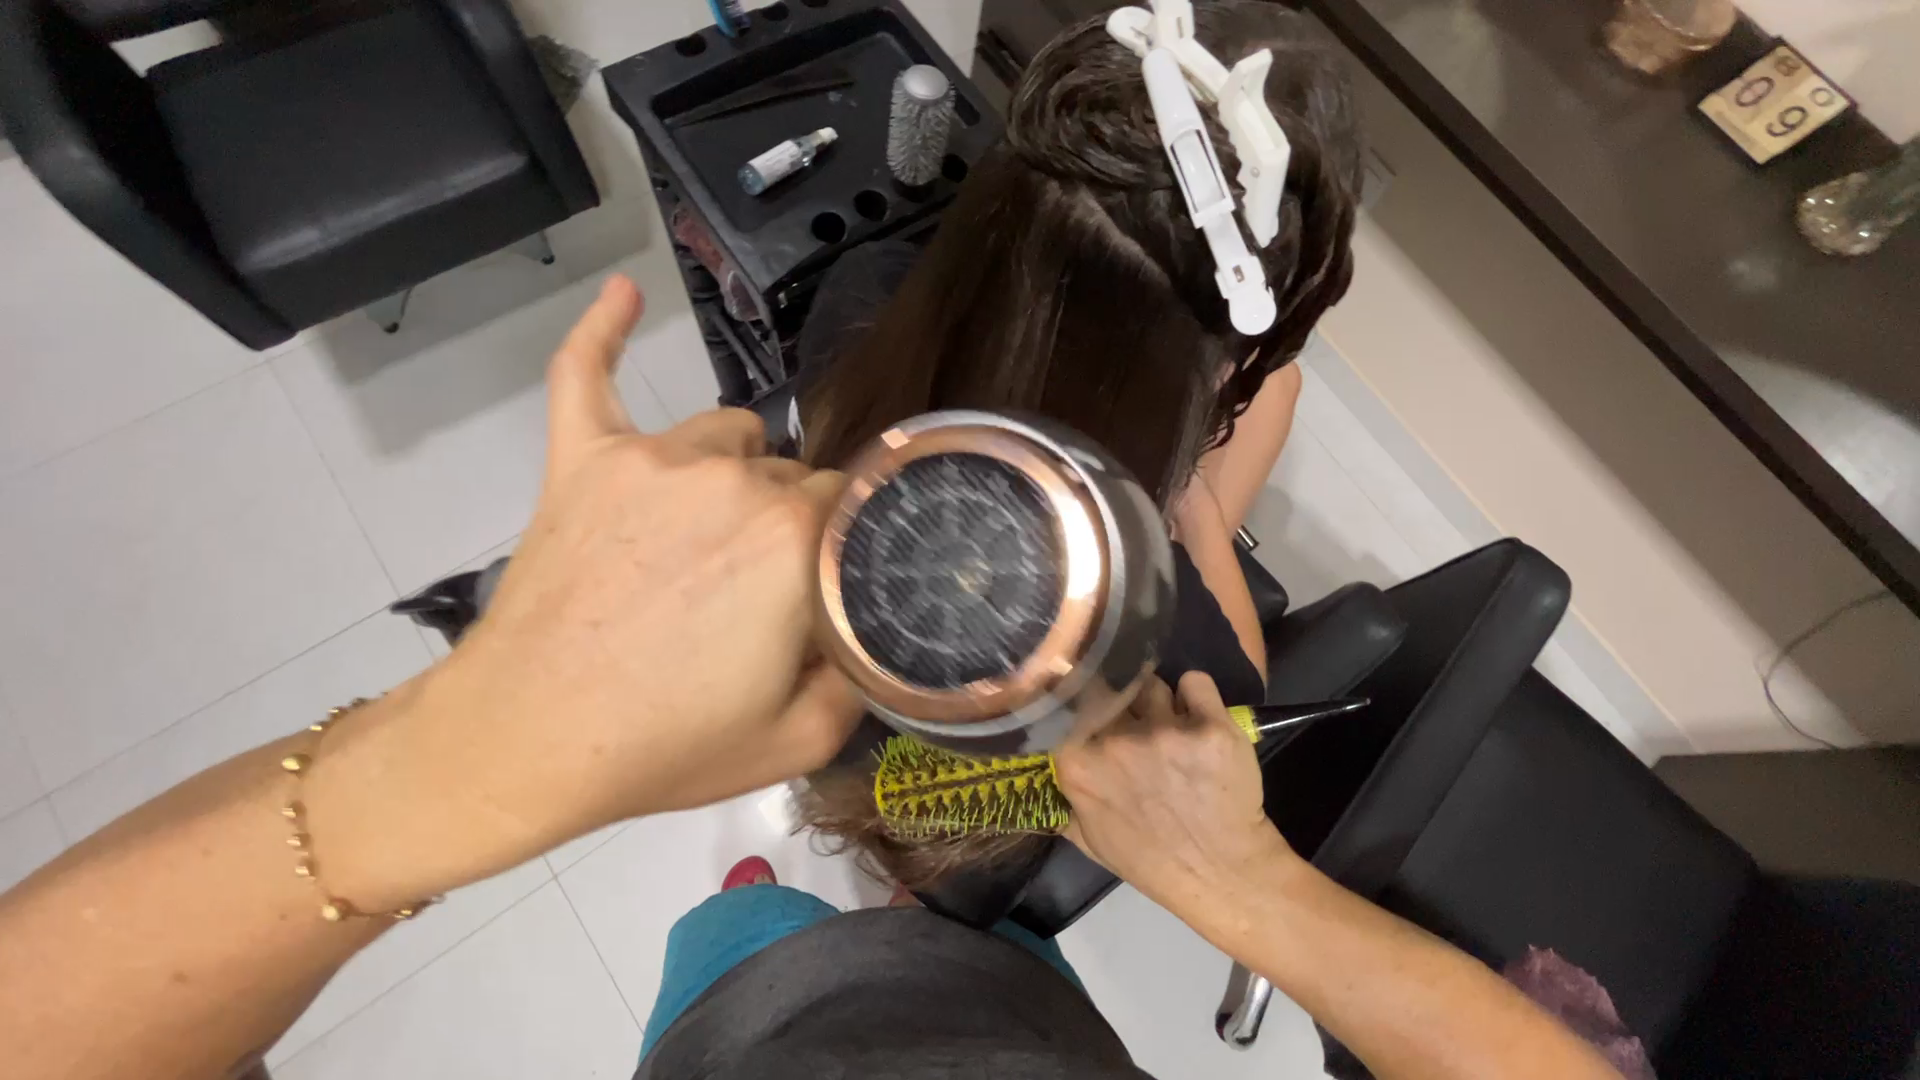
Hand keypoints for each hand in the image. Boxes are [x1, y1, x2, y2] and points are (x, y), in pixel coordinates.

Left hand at [308, 276, 863, 902]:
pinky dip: (605, 335)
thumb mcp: (800, 741)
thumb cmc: (667, 747)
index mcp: (792, 542)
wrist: (524, 747)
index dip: (845, 547)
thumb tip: (868, 626)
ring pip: (731, 434)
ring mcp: (653, 459)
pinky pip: (590, 373)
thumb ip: (860, 675)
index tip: (830, 583)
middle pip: (794, 474)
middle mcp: (732, 480)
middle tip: (761, 592)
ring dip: (738, 471)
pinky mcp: (583, 456)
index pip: (852, 506)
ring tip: (711, 529)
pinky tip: (624, 296)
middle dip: (793, 525)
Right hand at [1054, 673, 1296, 915]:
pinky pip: (1196, 682)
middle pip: (1111, 687)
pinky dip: (1197, 694)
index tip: (1093, 710)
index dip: (1083, 703)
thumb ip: (1056, 799)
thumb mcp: (1086, 838)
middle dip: (1120, 698)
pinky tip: (1199, 714)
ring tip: (1170, 722)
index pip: (1070, 705)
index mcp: (1079, 762)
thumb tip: (1030, 772)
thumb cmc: (1149, 859)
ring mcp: (1165, 729)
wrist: (1220, 873)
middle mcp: (1116, 739)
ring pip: (1152, 683)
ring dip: (1158, 698)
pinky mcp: (1211, 726)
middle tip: (1133, 717)